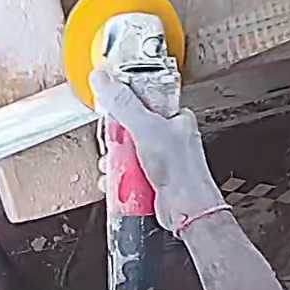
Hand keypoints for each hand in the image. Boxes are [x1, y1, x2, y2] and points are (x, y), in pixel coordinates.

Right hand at [90, 70, 225, 232]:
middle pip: (129, 129)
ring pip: (126, 153)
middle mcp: (169, 138)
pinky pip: (128, 174)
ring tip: (112, 167)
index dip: (124, 105)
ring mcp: (160, 160)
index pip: (143, 100)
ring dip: (114, 162)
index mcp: (175, 118)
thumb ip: (123, 103)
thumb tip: (103, 78)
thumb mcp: (147, 129)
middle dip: (115, 140)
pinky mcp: (151, 180)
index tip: (110, 110)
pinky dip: (118, 180)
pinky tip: (116, 183)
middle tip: (112, 145)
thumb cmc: (181, 171)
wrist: (187, 211)